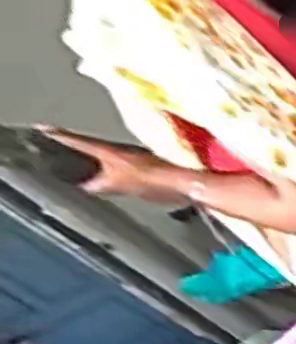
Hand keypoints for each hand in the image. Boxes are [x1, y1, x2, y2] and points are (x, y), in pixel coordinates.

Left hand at [37, 128, 174, 198]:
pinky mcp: (168, 196)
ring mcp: (150, 197)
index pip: (86, 186)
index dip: (77, 181)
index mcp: (109, 185)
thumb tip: (46, 130)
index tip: (71, 177)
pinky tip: (150, 177)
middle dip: (103, 179)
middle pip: (109, 187)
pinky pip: (152, 190)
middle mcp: (128, 194)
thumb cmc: (146, 169)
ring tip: (125, 171)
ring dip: (126, 181)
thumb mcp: (105, 151)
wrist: (186, 183)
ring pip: (130, 189)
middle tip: (97, 170)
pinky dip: (147, 184)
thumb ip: (77, 142)